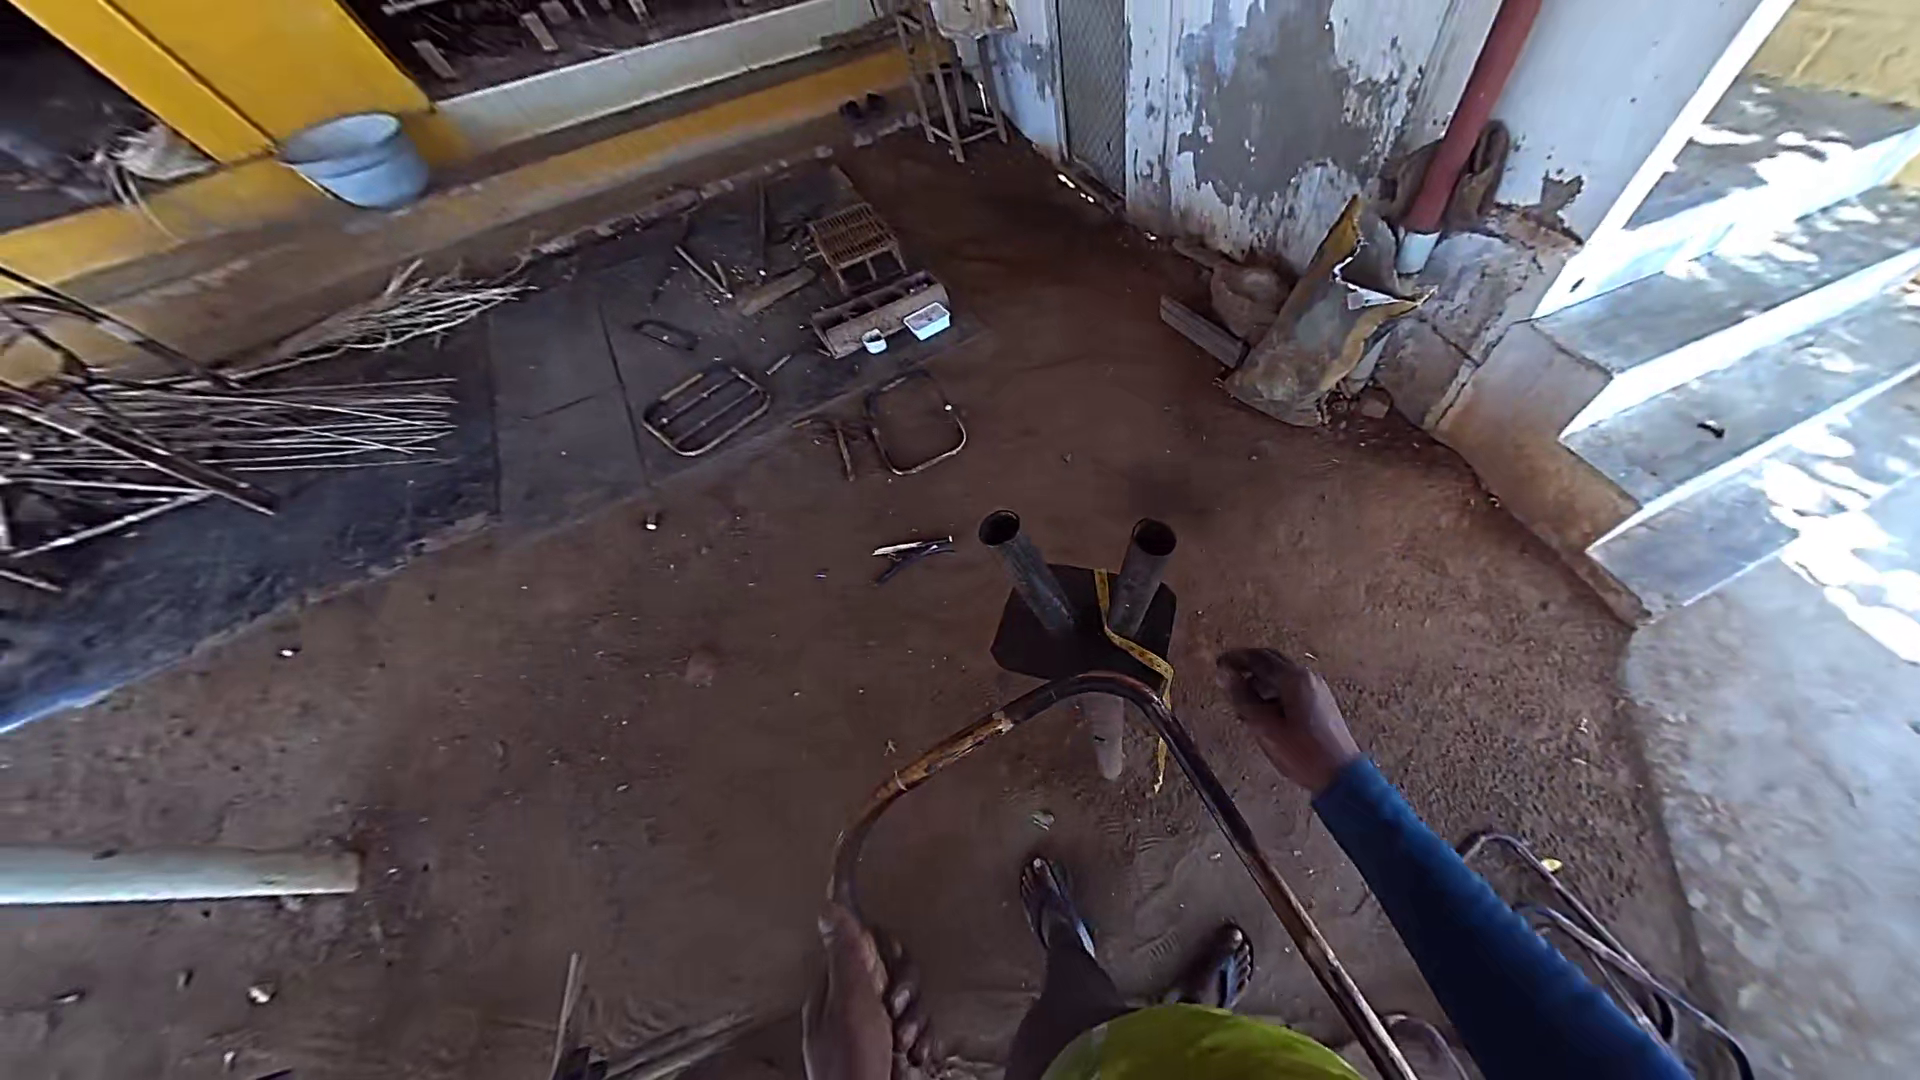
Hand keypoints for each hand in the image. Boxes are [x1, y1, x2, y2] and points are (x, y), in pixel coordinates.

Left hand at [802, 903, 932, 1079]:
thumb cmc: (855, 1063)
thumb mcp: (850, 1003)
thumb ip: (845, 955)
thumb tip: (827, 905)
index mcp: (835, 990)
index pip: (866, 944)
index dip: (884, 950)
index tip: (892, 963)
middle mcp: (854, 1006)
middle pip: (895, 968)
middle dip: (906, 988)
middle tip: (898, 1011)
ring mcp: (877, 1031)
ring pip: (912, 998)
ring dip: (916, 1019)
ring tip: (907, 1045)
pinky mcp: (899, 1052)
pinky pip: (922, 1027)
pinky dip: (924, 1041)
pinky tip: (917, 1057)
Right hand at [1215, 649, 1360, 793]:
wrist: (1341, 777)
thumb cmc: (1300, 751)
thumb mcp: (1263, 725)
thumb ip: (1241, 696)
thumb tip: (1223, 673)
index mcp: (1292, 678)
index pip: (1257, 657)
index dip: (1234, 658)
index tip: (1217, 664)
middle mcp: (1306, 677)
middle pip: (1270, 660)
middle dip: (1246, 665)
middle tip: (1227, 676)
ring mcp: (1316, 688)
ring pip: (1280, 673)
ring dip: (1258, 679)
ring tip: (1241, 698)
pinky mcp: (1320, 702)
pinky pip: (1290, 686)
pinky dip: (1272, 689)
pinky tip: (1262, 708)